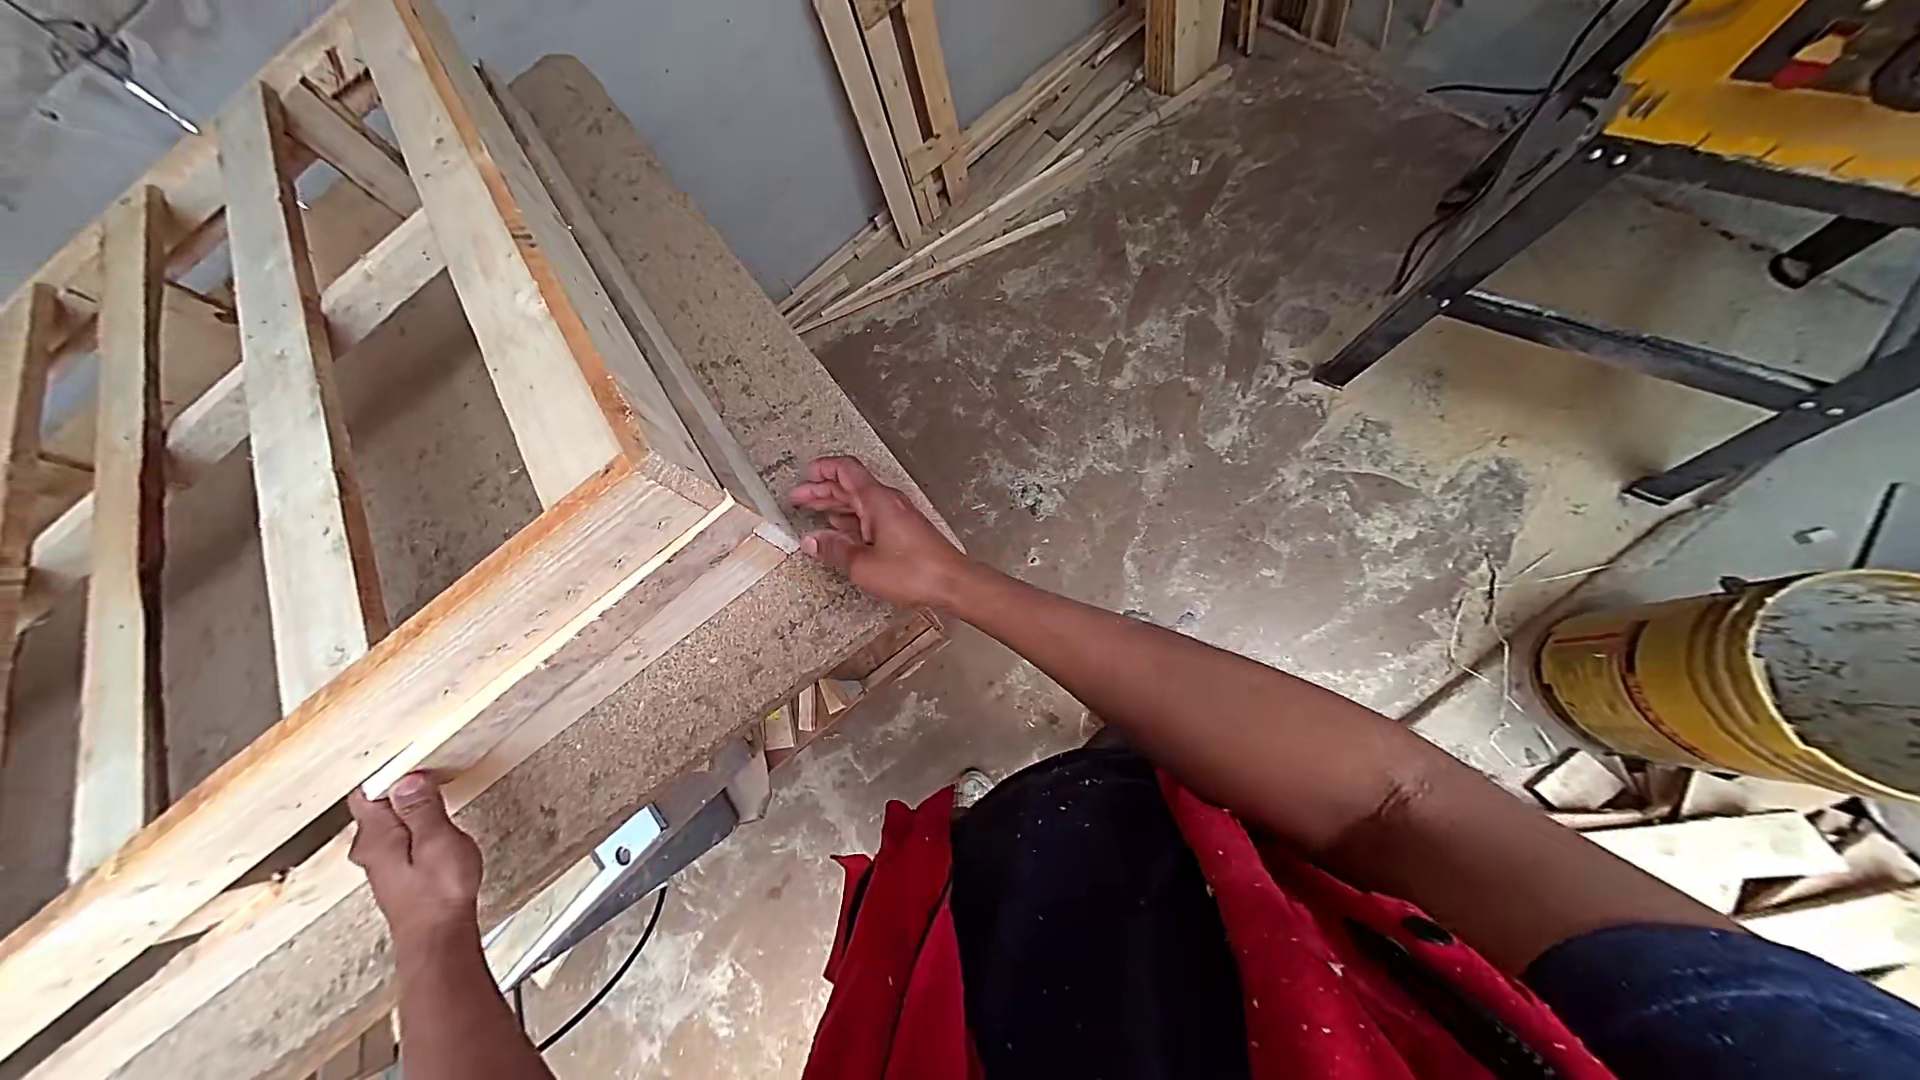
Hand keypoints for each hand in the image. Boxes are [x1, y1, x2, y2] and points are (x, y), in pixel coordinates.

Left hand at [348, 773, 483, 948]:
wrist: (438, 936)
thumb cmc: (440, 891)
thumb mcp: (437, 842)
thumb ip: (421, 810)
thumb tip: (406, 781)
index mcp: (376, 839)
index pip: (368, 795)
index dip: (390, 773)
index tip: (415, 758)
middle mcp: (371, 849)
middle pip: (376, 806)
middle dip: (399, 785)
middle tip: (426, 767)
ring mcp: (382, 861)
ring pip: (388, 820)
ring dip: (408, 803)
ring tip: (431, 786)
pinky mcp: (396, 869)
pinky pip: (398, 832)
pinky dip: (413, 819)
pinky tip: (431, 818)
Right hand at [790, 456, 972, 607]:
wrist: (952, 582)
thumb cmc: (915, 571)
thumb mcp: (863, 564)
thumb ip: (834, 550)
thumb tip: (812, 542)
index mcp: (877, 500)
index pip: (845, 469)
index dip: (822, 469)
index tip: (805, 476)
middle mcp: (888, 502)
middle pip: (850, 485)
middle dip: (822, 489)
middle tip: (799, 497)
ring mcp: (898, 515)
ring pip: (860, 502)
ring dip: (836, 505)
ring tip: (815, 512)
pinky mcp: (904, 530)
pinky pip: (872, 517)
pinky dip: (853, 520)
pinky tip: (842, 531)